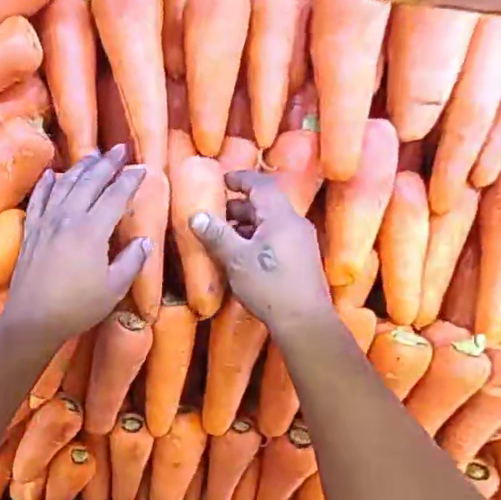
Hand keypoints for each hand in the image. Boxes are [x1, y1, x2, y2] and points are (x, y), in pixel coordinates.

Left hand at [2, 145, 152, 347]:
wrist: (32, 319)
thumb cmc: (77, 307)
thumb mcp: (113, 289)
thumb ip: (131, 262)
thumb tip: (144, 241)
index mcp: (92, 230)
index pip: (115, 195)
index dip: (129, 180)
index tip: (142, 168)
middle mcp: (68, 217)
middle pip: (90, 181)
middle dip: (107, 163)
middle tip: (120, 149)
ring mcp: (46, 222)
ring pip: (64, 184)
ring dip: (81, 167)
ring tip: (93, 156)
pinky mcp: (30, 231)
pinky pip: (39, 199)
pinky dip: (46, 183)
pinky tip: (52, 173)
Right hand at [192, 170, 333, 336]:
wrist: (304, 320)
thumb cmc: (270, 286)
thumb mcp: (236, 259)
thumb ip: (217, 235)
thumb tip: (196, 216)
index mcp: (280, 217)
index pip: (261, 184)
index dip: (241, 179)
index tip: (223, 179)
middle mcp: (294, 224)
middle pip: (265, 204)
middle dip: (240, 205)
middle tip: (217, 211)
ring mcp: (301, 242)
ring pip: (270, 223)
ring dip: (247, 224)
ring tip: (224, 235)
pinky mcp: (301, 260)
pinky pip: (276, 238)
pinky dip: (257, 238)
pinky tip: (242, 255)